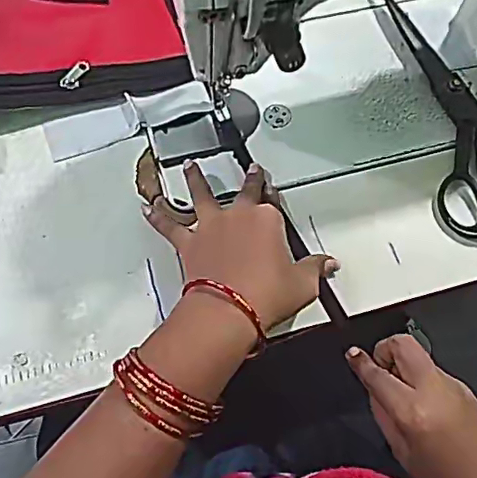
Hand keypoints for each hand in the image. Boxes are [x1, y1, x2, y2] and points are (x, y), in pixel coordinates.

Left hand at [144, 161, 336, 329]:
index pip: (273, 201)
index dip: (274, 195)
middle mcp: (237, 216)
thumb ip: (315, 268)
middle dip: (249, 179)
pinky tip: (149, 207)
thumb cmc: (263, 295)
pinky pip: (169, 225)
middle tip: (251, 170)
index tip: (275, 190)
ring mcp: (211, 228)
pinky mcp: (189, 244)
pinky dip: (158, 216)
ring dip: (195, 179)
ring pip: (201, 196)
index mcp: (267, 219)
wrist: (228, 310)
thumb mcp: (302, 283)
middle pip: (243, 191)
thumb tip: (327, 264)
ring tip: (191, 167)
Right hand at [346, 334, 476, 477]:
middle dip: (384, 349)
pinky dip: (419, 378)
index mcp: (414, 411)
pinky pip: (432, 371)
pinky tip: (422, 403)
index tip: (353, 356)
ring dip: (403, 366)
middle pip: (402, 343)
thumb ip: (383, 414)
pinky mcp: (464, 387)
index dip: (360, 362)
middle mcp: (434, 390)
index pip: (378, 373)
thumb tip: (372, 388)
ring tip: (402, 394)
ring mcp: (452, 385)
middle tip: (381, 370)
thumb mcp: (402, 451)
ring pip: (417, 356)